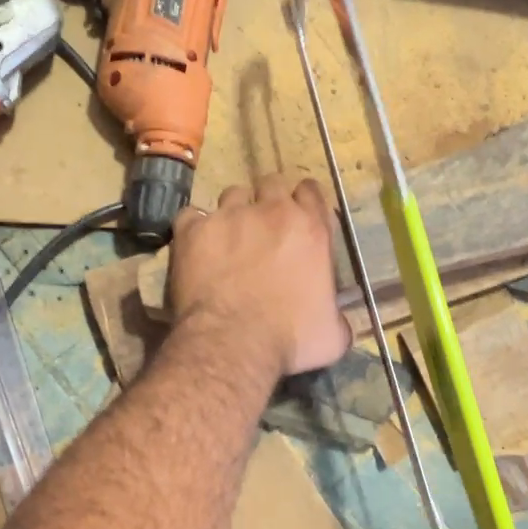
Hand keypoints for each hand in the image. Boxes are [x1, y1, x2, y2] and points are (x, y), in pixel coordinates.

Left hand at [168, 174, 349, 375]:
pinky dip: (194, 228)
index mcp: (311, 229)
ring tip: (227, 238)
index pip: (311, 191)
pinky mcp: (192, 230)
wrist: (233, 344)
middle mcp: (271, 211)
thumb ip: (336, 316)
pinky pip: (191, 215)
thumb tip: (336, 322)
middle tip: (262, 228)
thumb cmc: (290, 340)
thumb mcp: (332, 335)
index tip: (297, 219)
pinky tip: (194, 247)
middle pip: (271, 183)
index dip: (303, 202)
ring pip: (232, 194)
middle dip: (267, 200)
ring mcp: (228, 216)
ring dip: (232, 212)